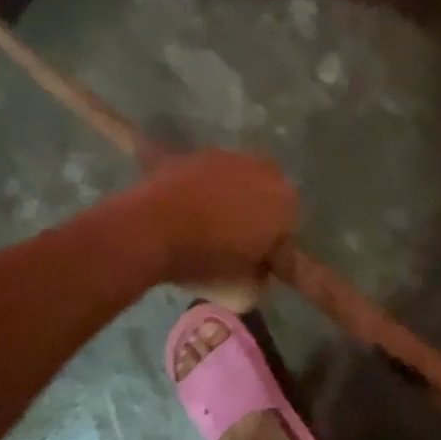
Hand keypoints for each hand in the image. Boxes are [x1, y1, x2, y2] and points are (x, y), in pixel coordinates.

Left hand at [132, 150, 297, 285]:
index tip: (252, 267)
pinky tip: (190, 208)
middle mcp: (268, 172)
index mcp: (286, 204)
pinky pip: (214, 175)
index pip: (288, 232)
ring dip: (233, 199)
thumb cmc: (203, 259)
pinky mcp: (204, 152)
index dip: (270, 252)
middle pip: (270, 199)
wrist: (152, 227)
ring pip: (243, 182)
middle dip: (258, 218)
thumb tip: (257, 272)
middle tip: (233, 244)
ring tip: (207, 225)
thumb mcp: (240, 287)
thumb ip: (259, 277)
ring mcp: (235, 157)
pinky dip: (208, 189)